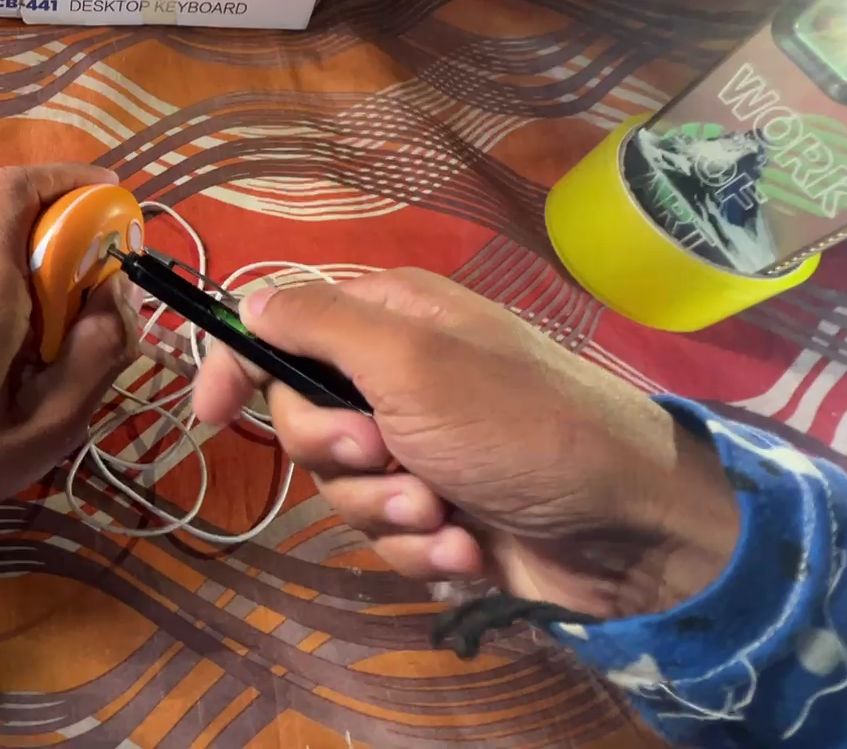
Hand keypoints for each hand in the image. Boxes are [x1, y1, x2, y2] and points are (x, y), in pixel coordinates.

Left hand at [0, 164, 139, 554]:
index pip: (16, 189)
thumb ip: (98, 350)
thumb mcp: (53, 421)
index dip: (68, 177)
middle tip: (104, 297)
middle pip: (19, 219)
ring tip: (67, 340)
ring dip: (47, 272)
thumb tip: (117, 288)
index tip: (113, 200)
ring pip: (3, 249)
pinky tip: (27, 352)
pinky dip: (20, 289)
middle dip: (72, 239)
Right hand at [193, 269, 739, 619]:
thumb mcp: (410, 359)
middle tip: (385, 452)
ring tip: (440, 510)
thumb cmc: (519, 423)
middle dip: (335, 448)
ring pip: (334, 480)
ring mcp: (409, 442)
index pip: (276, 327)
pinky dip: (414, 542)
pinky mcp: (427, 503)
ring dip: (381, 504)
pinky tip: (463, 543)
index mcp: (382, 319)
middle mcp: (388, 374)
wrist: (637, 532)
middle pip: (298, 413)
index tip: (209, 411)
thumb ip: (317, 324)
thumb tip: (246, 304)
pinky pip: (377, 528)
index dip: (235, 363)